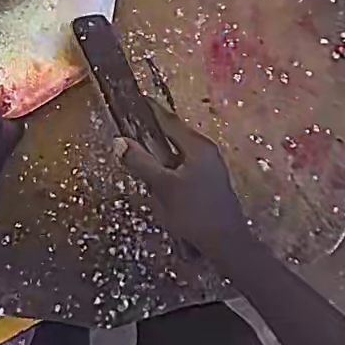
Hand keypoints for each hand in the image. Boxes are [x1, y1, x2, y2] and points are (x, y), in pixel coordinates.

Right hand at [114, 103, 251, 258]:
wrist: (226, 245)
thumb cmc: (194, 212)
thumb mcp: (162, 187)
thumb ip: (140, 162)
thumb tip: (119, 141)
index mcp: (197, 146)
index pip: (169, 120)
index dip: (150, 109)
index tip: (135, 99)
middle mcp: (206, 150)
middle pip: (173, 135)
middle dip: (152, 135)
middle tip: (131, 133)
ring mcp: (210, 166)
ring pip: (177, 152)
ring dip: (160, 155)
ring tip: (141, 160)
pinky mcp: (209, 181)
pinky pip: (183, 165)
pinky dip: (168, 167)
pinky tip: (158, 181)